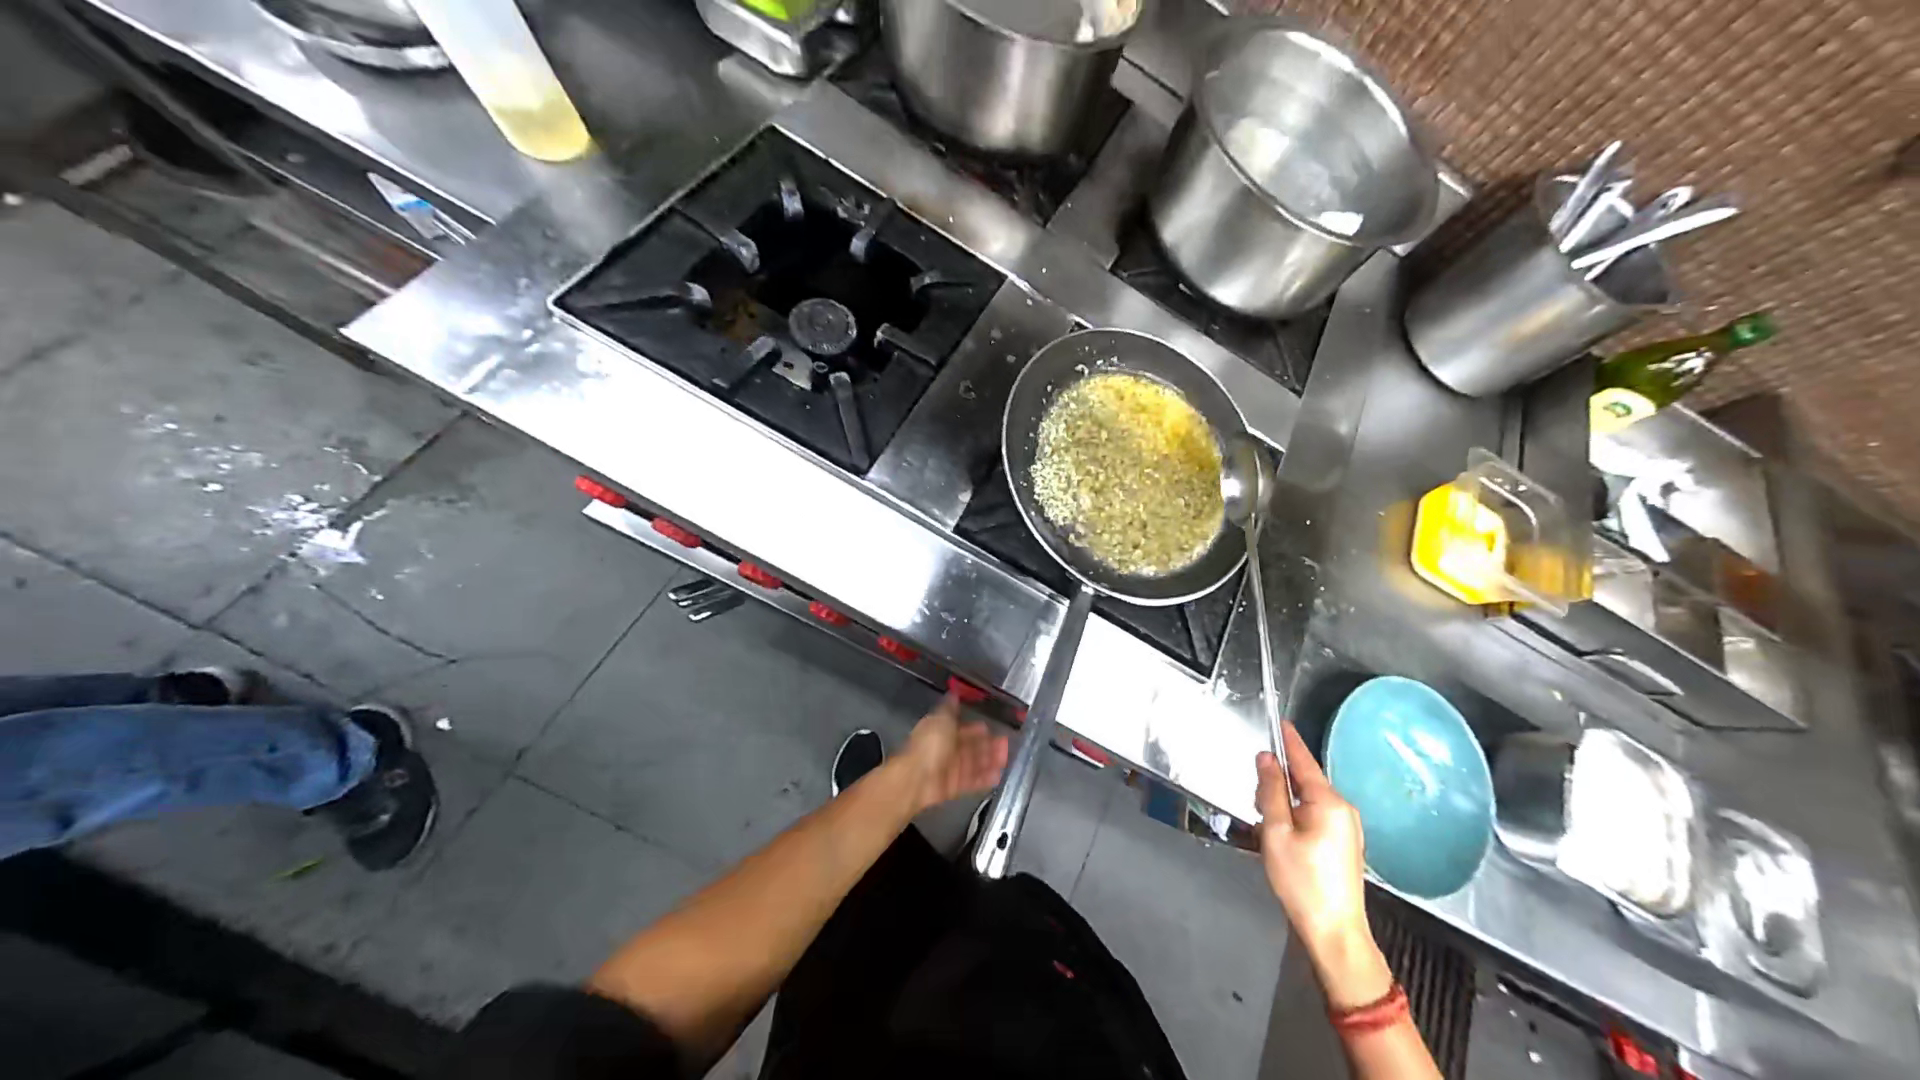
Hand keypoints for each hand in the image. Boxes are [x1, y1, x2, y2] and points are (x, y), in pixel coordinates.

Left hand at [898, 693, 1009, 813]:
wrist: (917, 779)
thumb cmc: (929, 745)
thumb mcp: (941, 719)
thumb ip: (950, 708)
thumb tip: (953, 694)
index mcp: (940, 731)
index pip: (962, 729)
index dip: (976, 729)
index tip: (991, 728)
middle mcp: (945, 749)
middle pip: (970, 747)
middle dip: (988, 745)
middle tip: (1004, 744)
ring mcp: (950, 769)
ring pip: (974, 764)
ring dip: (990, 761)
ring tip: (1005, 758)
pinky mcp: (955, 786)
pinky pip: (973, 781)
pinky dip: (985, 779)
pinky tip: (997, 775)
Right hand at [1256, 722, 1393, 1008]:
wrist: (1334, 932)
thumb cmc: (1302, 882)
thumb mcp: (1276, 832)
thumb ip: (1270, 791)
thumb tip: (1267, 759)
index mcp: (1328, 802)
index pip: (1304, 761)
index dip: (1290, 741)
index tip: (1282, 722)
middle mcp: (1343, 809)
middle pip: (1305, 779)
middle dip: (1279, 780)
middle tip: (1255, 796)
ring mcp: (1347, 828)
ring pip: (1309, 798)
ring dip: (1285, 800)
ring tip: (1265, 821)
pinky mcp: (1345, 843)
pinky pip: (1316, 814)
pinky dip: (1296, 814)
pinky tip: (1281, 832)